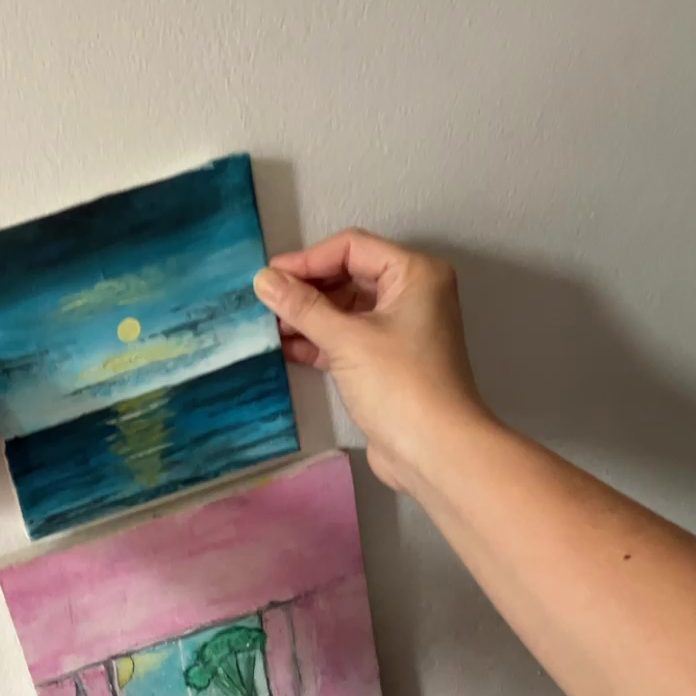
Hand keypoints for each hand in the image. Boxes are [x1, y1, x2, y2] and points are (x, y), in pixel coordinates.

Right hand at [252, 229, 493, 492]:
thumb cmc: (399, 384)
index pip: (351, 248)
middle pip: (347, 276)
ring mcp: (398, 328)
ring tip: (267, 327)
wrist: (433, 448)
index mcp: (414, 274)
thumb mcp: (345, 339)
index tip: (267, 279)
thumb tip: (263, 280)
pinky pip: (344, 338)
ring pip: (343, 309)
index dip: (306, 260)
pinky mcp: (384, 360)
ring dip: (306, 316)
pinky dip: (316, 340)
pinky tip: (284, 347)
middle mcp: (410, 294)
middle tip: (263, 303)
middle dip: (305, 289)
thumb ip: (301, 306)